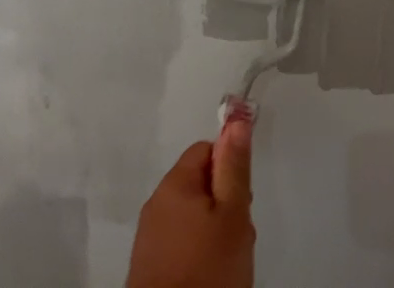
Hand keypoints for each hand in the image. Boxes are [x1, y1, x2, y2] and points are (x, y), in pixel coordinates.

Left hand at [125, 120, 254, 287]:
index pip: (205, 150)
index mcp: (174, 183)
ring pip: (193, 215)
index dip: (229, 167)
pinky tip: (211, 273)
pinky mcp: (150, 261)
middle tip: (240, 233)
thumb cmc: (207, 268)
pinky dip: (200, 250)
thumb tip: (236, 121)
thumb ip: (234, 168)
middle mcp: (157, 201)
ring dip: (215, 230)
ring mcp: (150, 233)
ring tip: (229, 259)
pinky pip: (181, 241)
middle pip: (200, 184)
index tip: (243, 197)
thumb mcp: (233, 215)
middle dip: (225, 204)